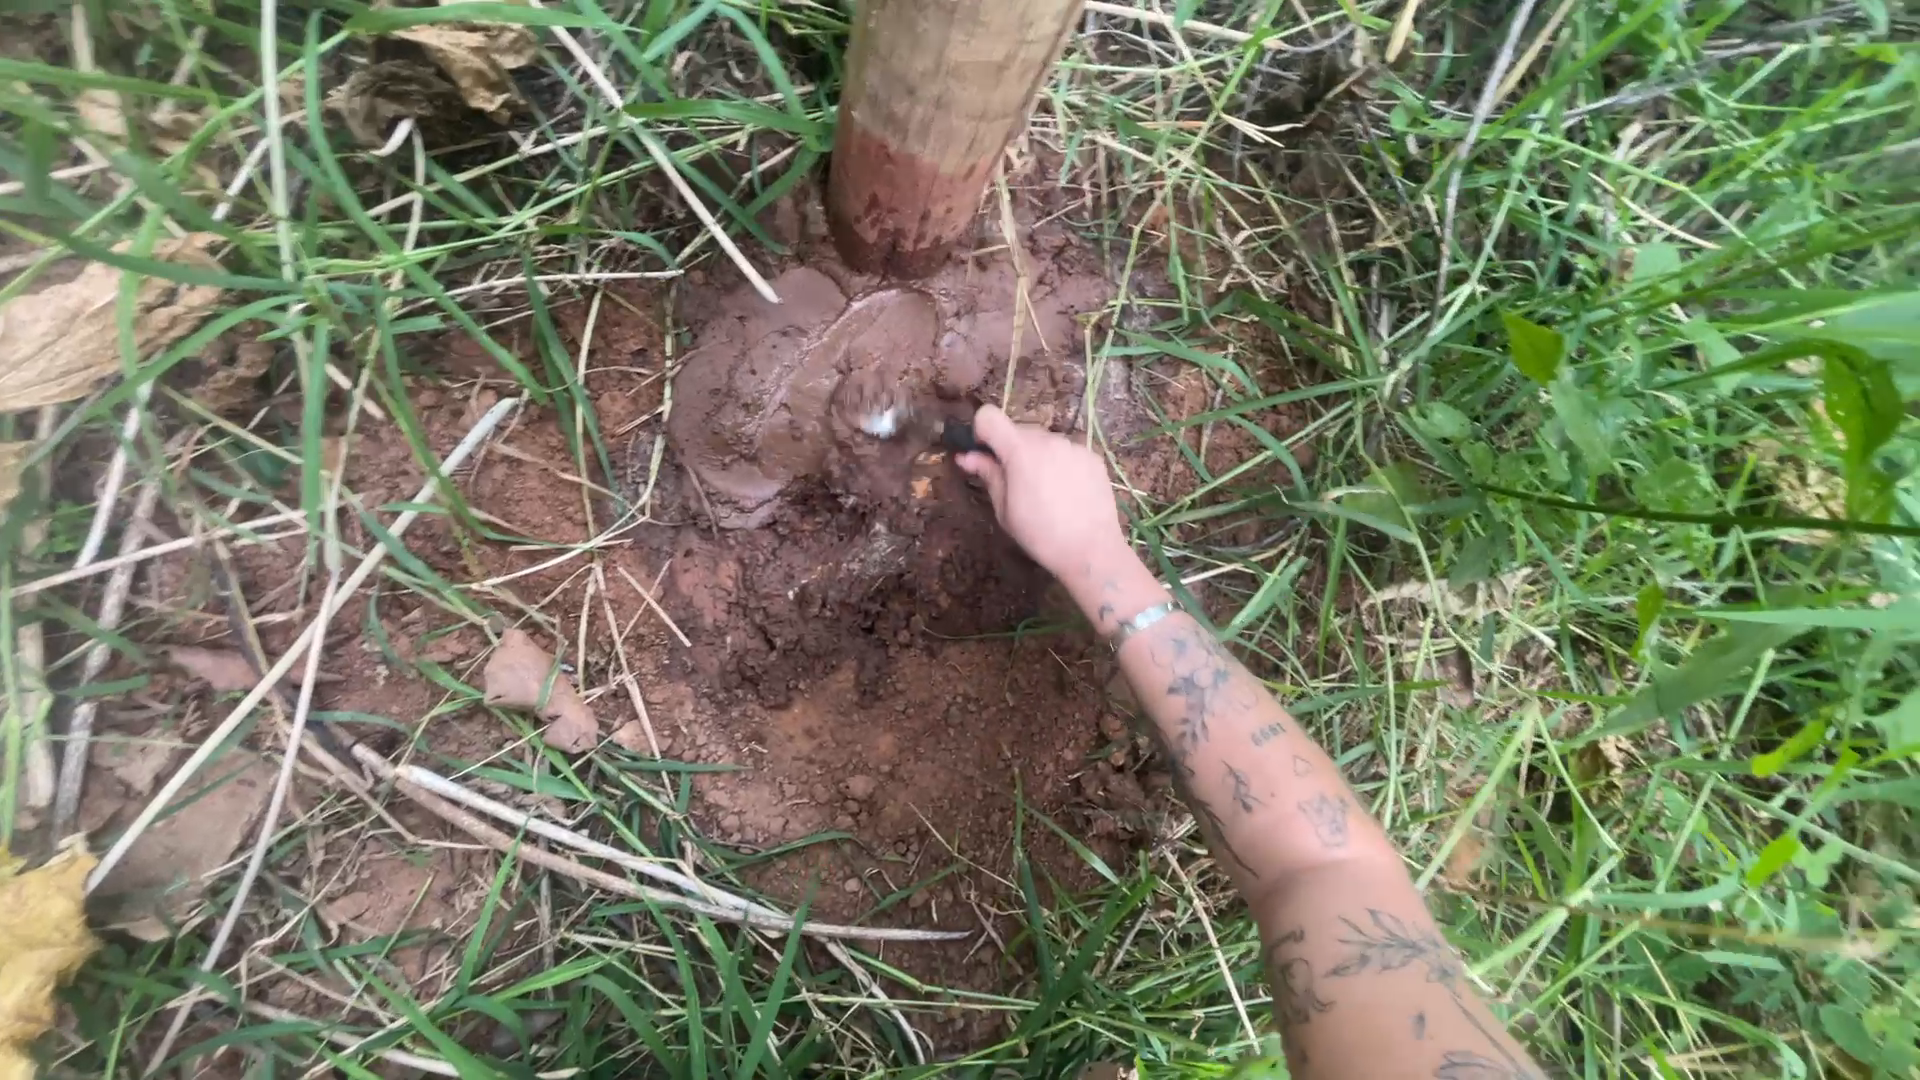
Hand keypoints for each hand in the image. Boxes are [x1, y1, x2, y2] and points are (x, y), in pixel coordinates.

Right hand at [955, 405, 1128, 580]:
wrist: (1091, 551)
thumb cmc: (1040, 536)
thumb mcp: (1005, 510)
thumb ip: (988, 475)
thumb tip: (966, 456)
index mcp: (1021, 452)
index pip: (988, 416)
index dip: (981, 433)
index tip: (984, 455)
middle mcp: (1048, 440)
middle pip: (1017, 431)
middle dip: (1010, 450)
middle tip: (1014, 483)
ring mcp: (1074, 446)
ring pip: (1043, 441)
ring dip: (1036, 456)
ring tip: (1044, 492)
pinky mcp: (1092, 457)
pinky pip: (1066, 451)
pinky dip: (1059, 463)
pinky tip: (1065, 492)